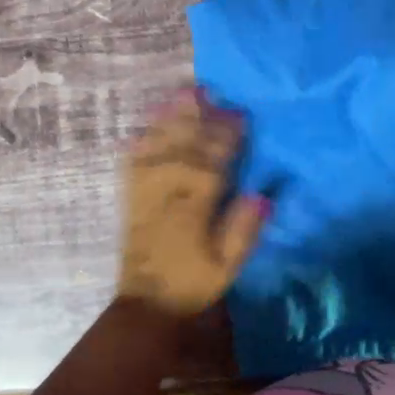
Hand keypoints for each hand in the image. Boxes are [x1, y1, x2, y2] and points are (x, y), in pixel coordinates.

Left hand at [119, 91, 267, 316]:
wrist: (146, 303)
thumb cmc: (194, 283)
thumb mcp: (228, 265)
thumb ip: (245, 229)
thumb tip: (264, 194)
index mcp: (194, 203)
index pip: (214, 158)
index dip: (227, 134)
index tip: (241, 113)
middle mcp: (167, 187)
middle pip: (186, 141)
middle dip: (202, 116)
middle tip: (216, 93)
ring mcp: (145, 186)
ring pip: (160, 140)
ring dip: (174, 115)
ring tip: (187, 92)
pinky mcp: (131, 190)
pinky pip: (136, 153)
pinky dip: (146, 132)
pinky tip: (154, 117)